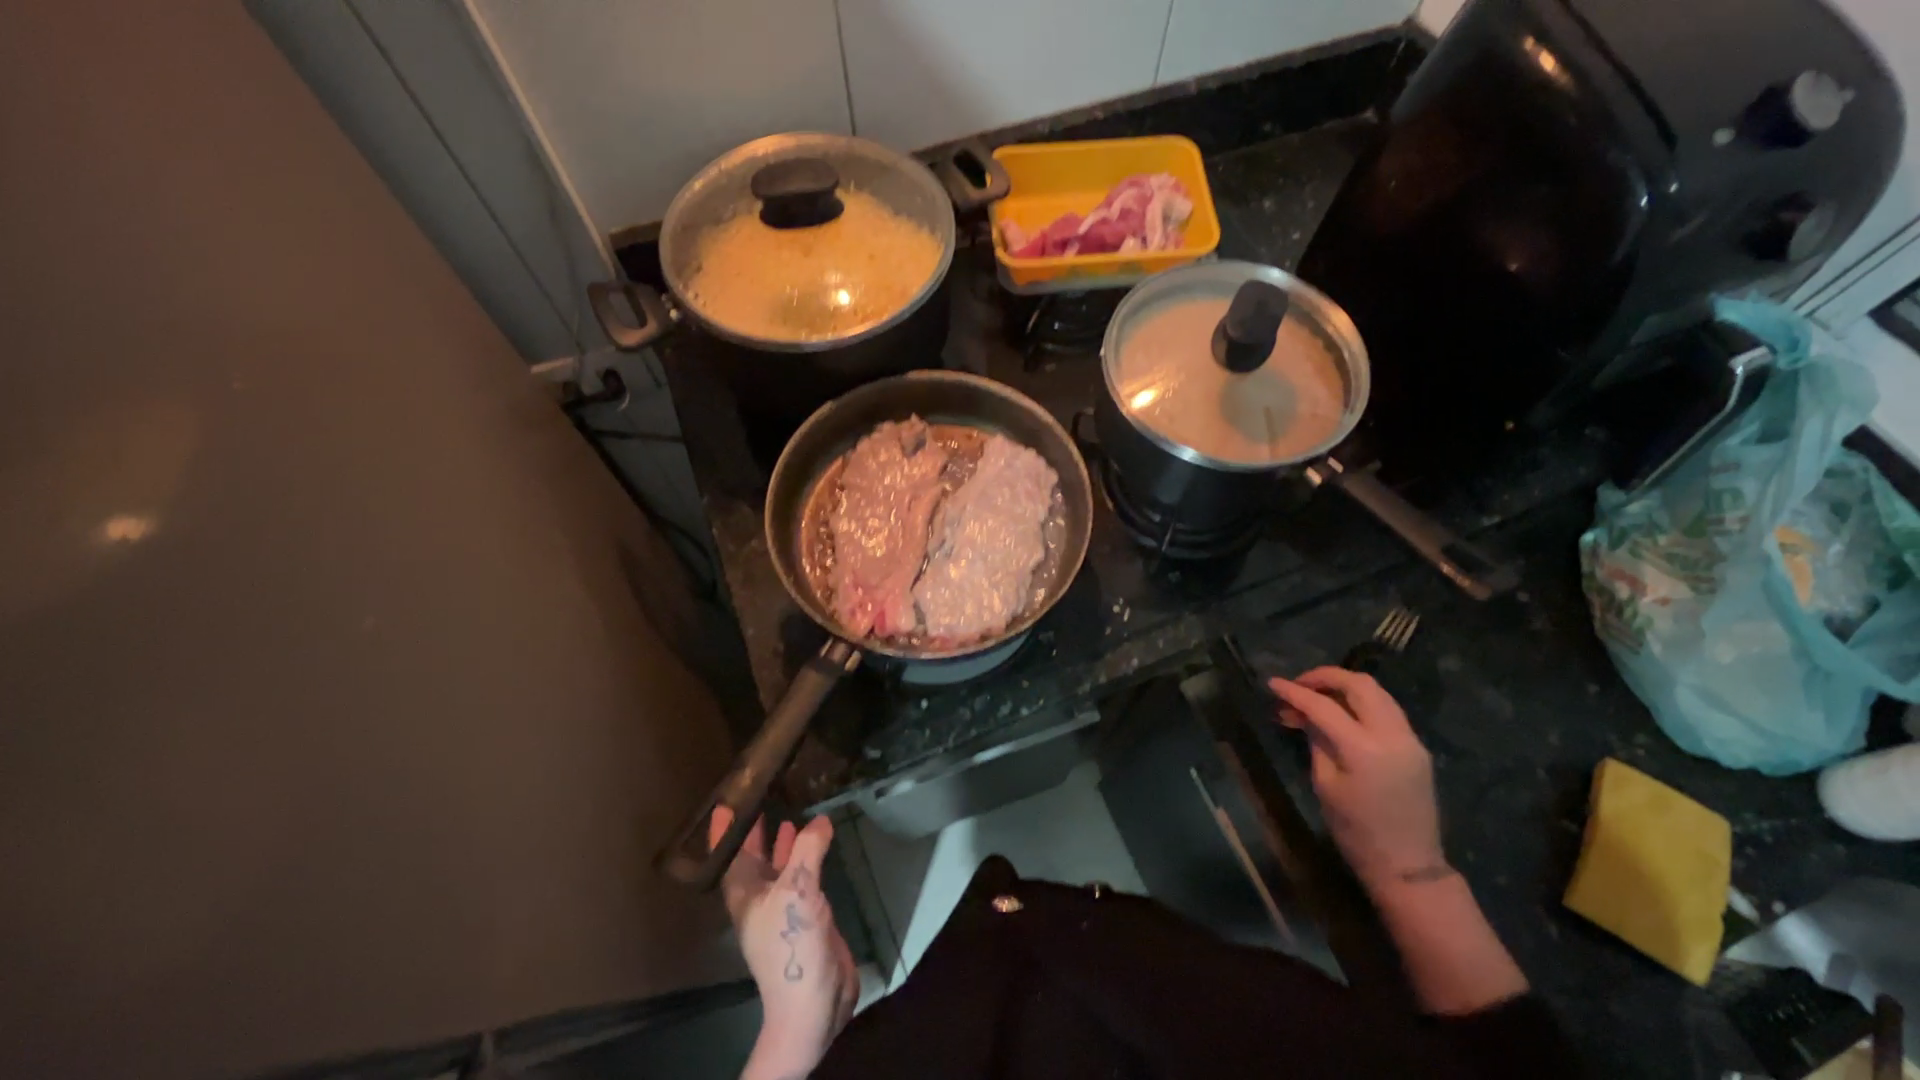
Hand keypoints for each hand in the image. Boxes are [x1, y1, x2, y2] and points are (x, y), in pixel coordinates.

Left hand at [710, 808, 857, 1076]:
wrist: (812, 1002)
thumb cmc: (791, 943)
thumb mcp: (797, 889)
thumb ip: (808, 850)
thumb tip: (819, 819)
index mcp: (743, 894)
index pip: (729, 853)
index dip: (727, 829)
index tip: (727, 802)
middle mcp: (758, 900)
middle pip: (752, 860)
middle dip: (756, 834)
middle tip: (764, 800)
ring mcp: (781, 912)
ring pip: (777, 870)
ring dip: (782, 847)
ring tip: (791, 816)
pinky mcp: (804, 920)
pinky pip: (800, 881)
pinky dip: (805, 861)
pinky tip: (818, 848)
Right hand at [1269, 667, 1447, 893]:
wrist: (1407, 864)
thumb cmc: (1356, 832)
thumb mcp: (1326, 786)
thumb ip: (1317, 742)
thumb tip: (1303, 715)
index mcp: (1364, 749)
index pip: (1324, 706)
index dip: (1295, 692)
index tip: (1273, 684)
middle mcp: (1392, 735)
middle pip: (1360, 685)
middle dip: (1326, 677)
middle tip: (1298, 685)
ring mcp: (1410, 739)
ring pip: (1378, 693)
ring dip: (1346, 687)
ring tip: (1317, 696)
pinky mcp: (1417, 748)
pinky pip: (1388, 711)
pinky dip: (1363, 703)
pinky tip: (1343, 714)